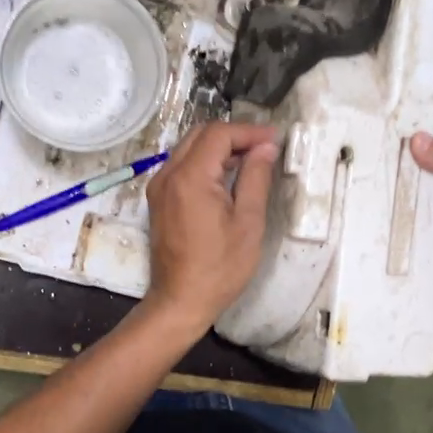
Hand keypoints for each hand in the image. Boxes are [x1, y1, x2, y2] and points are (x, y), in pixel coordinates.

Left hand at [143, 122, 279, 331]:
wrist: (180, 301)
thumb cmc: (219, 268)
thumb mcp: (248, 223)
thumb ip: (255, 178)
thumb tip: (265, 148)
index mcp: (190, 177)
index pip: (219, 134)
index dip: (249, 132)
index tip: (274, 140)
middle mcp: (167, 175)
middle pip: (200, 135)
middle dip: (233, 135)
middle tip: (263, 148)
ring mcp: (159, 188)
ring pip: (188, 148)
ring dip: (218, 148)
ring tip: (249, 161)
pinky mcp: (158, 200)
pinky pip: (181, 167)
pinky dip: (204, 163)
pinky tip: (225, 178)